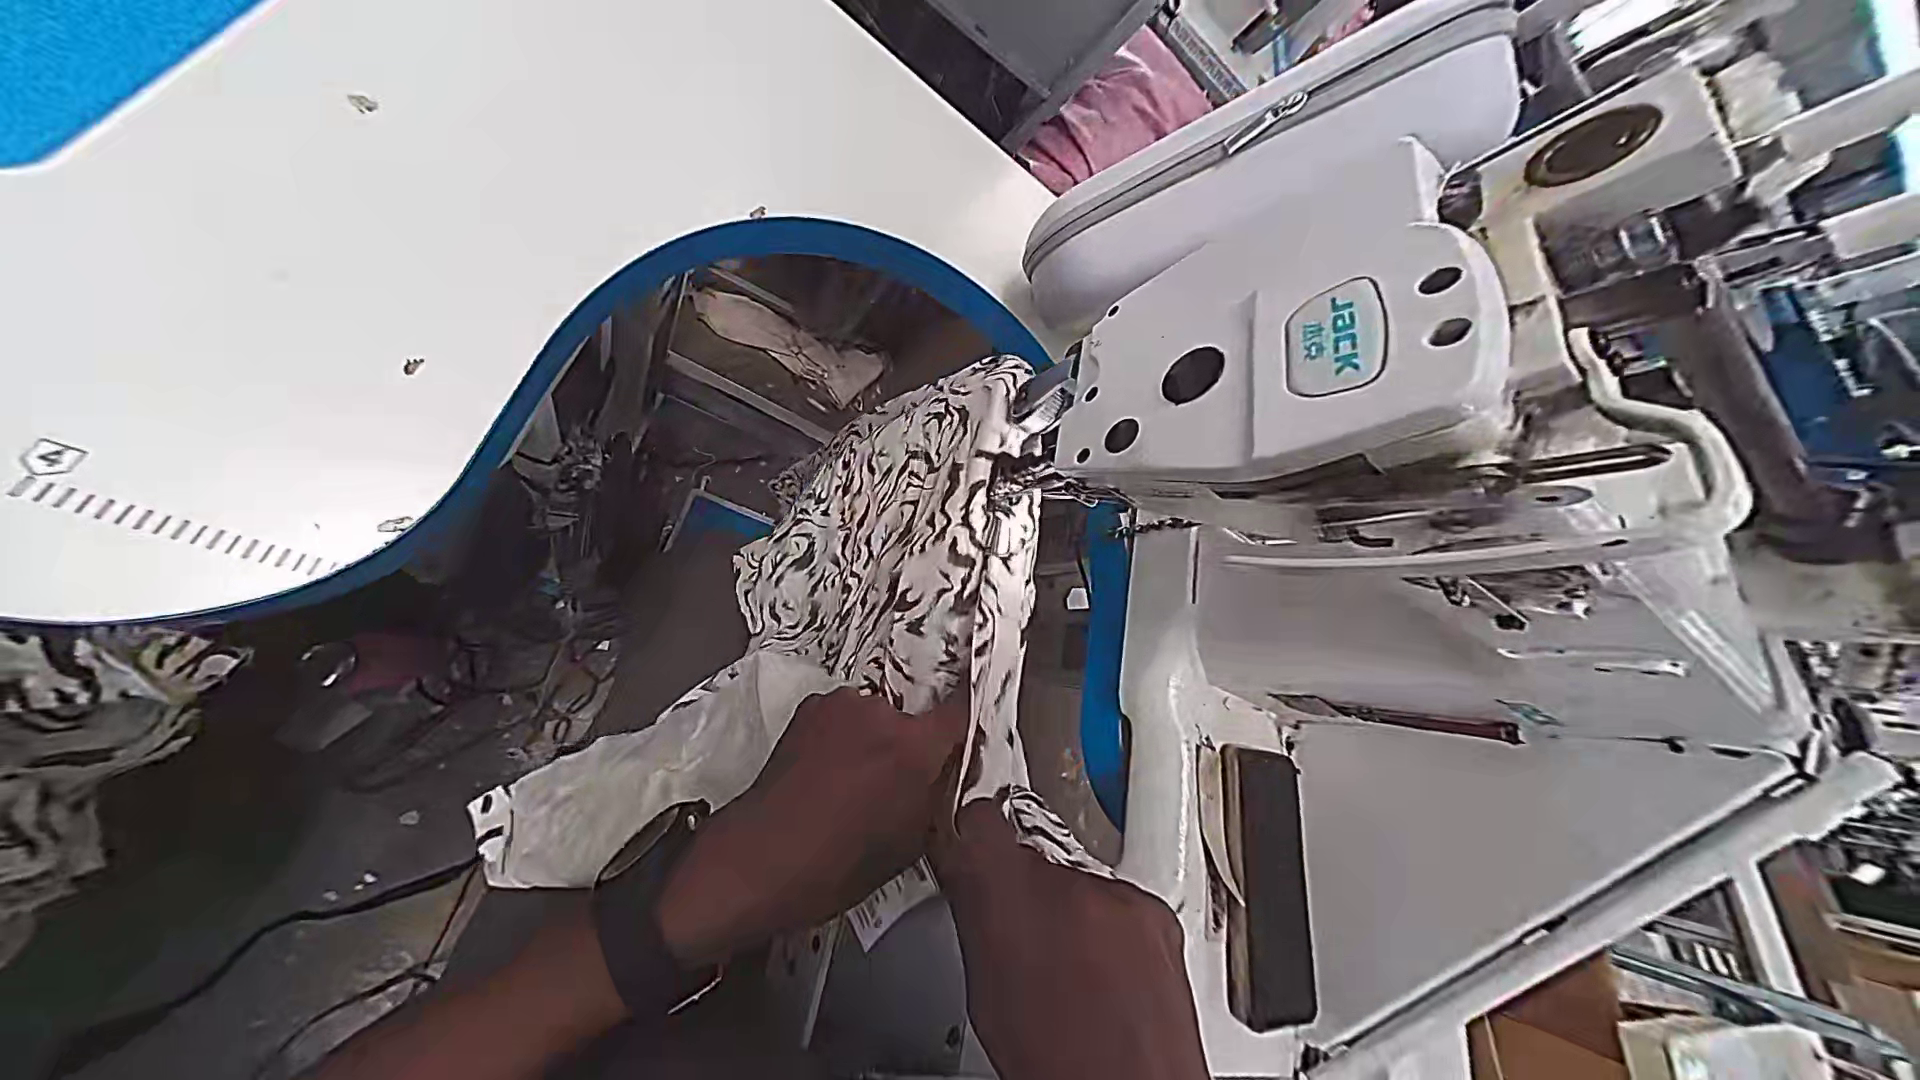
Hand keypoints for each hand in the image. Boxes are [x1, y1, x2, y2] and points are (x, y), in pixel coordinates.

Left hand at [654, 685, 969, 966]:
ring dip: (874, 737)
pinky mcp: (811, 706)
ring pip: (877, 715)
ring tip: (851, 779)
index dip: (965, 721)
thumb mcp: (910, 841)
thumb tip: (948, 771)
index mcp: (914, 748)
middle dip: (911, 742)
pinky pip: (844, 715)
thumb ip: (937, 794)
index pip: (960, 711)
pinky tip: (826, 771)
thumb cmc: (839, 864)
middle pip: (913, 718)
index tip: (964, 728)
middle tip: (896, 779)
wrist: (759, 859)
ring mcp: (842, 704)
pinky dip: (844, 734)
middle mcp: (881, 712)